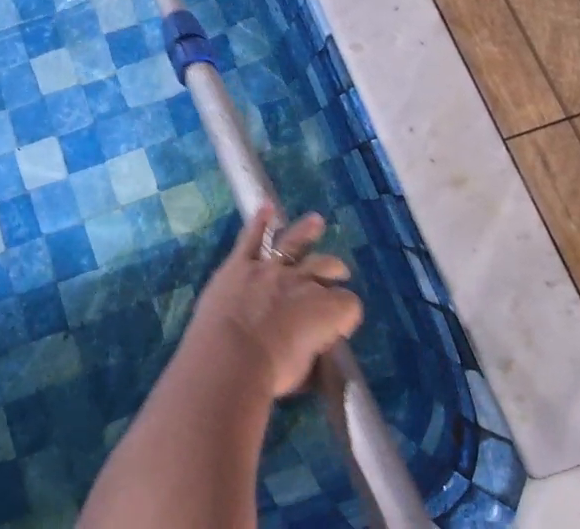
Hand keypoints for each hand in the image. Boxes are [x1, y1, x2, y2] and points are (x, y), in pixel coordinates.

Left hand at [183, 205, 363, 399]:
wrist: (230, 355)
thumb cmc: (271, 372)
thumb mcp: (305, 372)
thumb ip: (312, 354)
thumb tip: (311, 351)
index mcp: (327, 309)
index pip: (349, 305)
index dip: (345, 317)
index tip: (336, 330)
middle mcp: (303, 282)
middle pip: (326, 267)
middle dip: (334, 271)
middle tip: (338, 273)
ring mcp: (270, 269)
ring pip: (293, 243)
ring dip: (306, 231)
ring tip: (316, 221)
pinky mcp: (240, 264)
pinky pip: (251, 238)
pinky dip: (259, 221)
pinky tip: (265, 207)